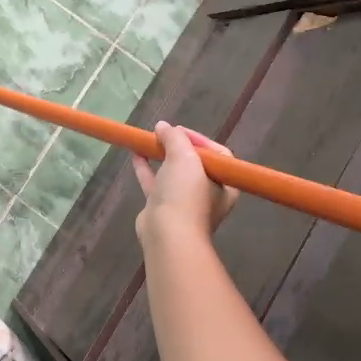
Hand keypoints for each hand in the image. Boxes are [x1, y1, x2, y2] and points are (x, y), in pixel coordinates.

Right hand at [131, 122, 239, 246]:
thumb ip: (175, 138)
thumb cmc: (185, 195)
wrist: (168, 234)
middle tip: (163, 134)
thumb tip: (163, 126)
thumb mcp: (184, 158)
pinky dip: (147, 168)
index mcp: (224, 184)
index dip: (199, 139)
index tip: (179, 130)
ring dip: (161, 155)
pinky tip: (135, 154)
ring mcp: (184, 201)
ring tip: (148, 140)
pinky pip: (156, 182)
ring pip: (173, 172)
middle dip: (178, 146)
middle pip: (194, 162)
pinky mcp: (163, 207)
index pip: (218, 154)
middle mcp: (207, 193)